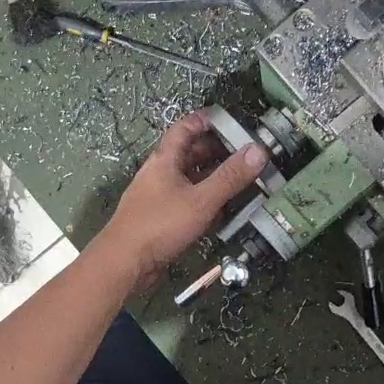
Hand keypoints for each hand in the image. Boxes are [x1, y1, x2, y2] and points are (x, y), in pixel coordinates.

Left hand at [93, 112, 266, 287]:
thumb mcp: (200, 200)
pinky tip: (224, 210)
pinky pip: (188, 202)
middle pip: (190, 154)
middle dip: (217, 152)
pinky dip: (206, 202)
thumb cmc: (160, 225)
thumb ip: (230, 177)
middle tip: (245, 154)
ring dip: (213, 178)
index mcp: (165, 160)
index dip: (206, 120)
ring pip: (191, 179)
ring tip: (241, 181)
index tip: (231, 121)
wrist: (125, 263)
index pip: (185, 128)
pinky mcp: (162, 219)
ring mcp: (160, 197)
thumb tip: (258, 151)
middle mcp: (161, 174)